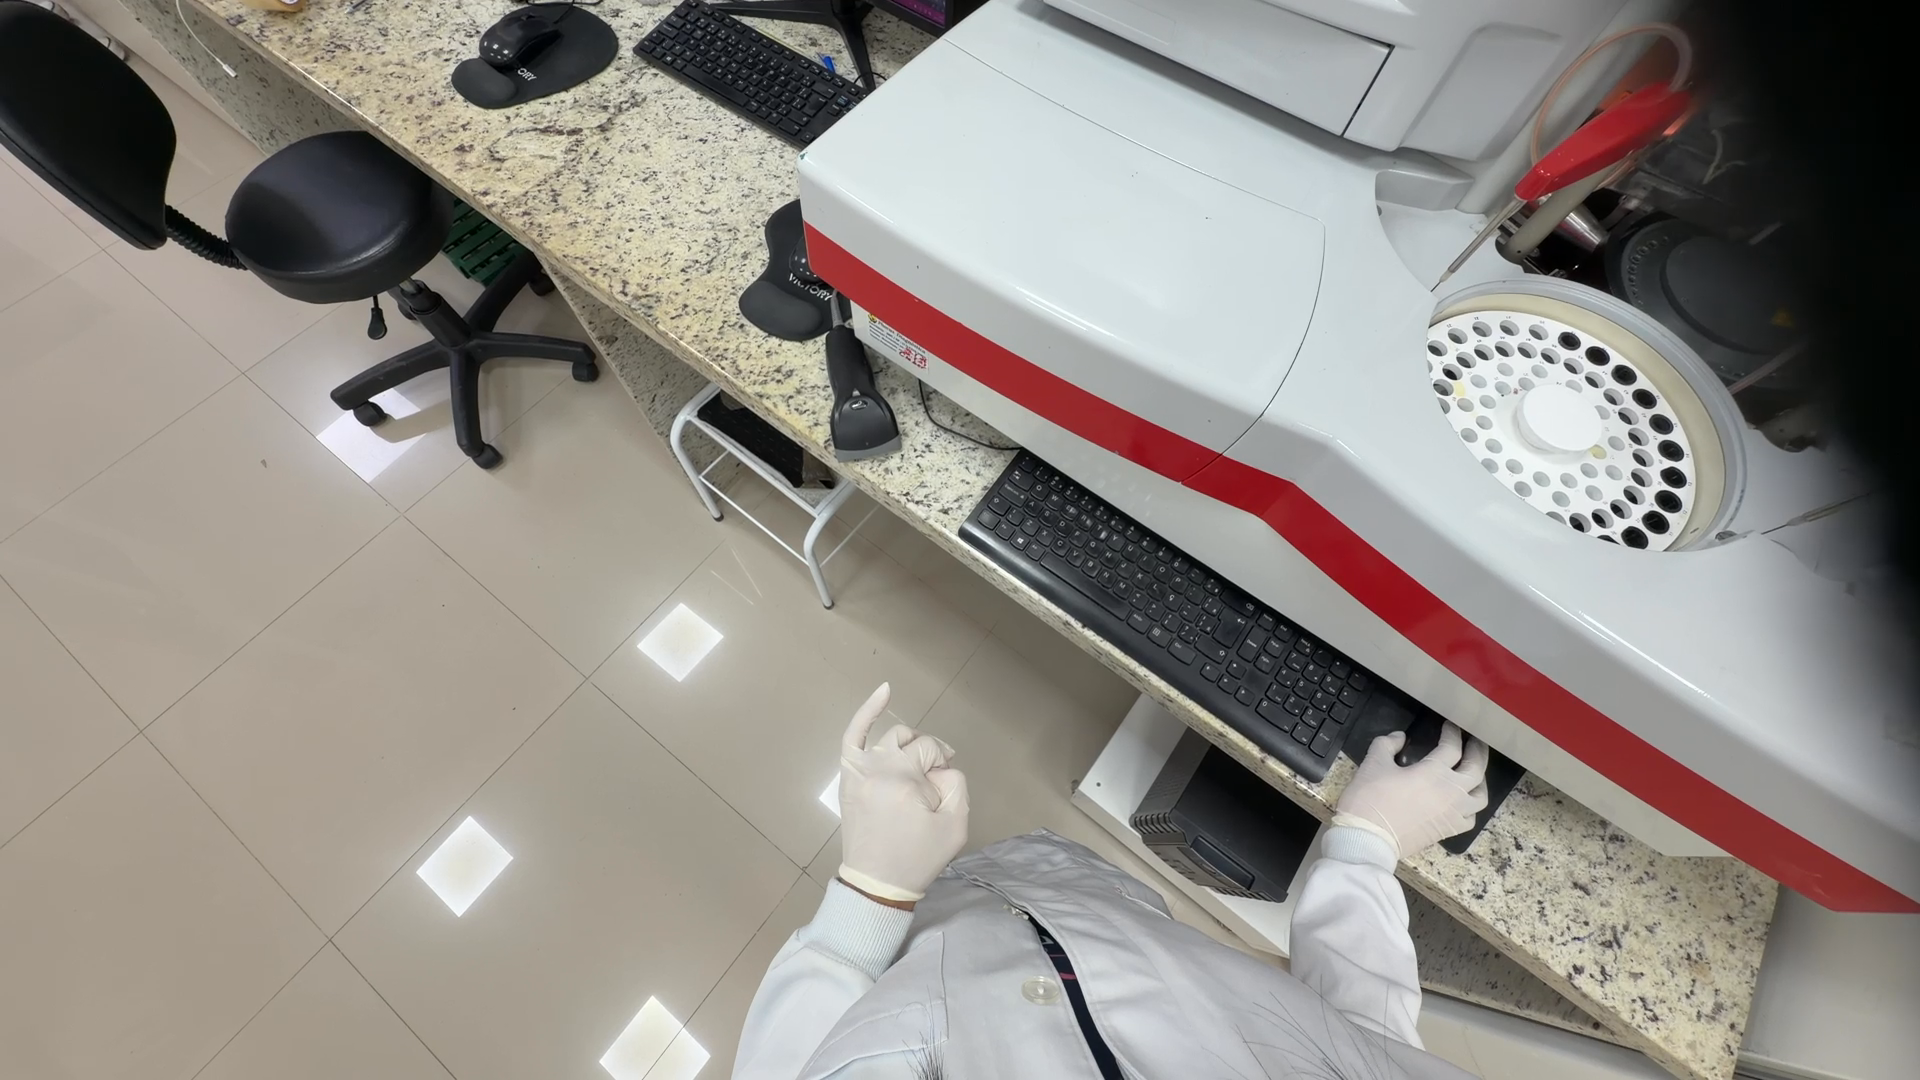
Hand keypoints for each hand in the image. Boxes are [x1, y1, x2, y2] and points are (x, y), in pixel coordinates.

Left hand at [835, 683, 968, 902]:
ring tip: (919, 762)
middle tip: (935, 785)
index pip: (931, 752)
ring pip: (891, 738)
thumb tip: (941, 768)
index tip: (943, 791)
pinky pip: (853, 733)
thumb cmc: (916, 858)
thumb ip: (956, 785)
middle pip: (913, 744)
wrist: (877, 884)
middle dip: (930, 759)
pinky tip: (884, 690)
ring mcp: (858, 769)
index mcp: (902, 779)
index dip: (943, 767)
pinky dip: (868, 711)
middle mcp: (877, 767)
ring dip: (910, 744)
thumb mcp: (954, 826)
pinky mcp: (848, 775)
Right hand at [1334, 722, 1488, 858]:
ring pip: (1481, 795)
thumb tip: (1399, 738)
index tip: (1451, 725)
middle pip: (1476, 768)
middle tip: (1475, 742)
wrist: (1370, 835)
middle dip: (1478, 752)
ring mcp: (1455, 813)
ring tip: (1474, 771)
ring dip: (1480, 780)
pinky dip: (1471, 806)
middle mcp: (1453, 791)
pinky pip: (1472, 816)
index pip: (1452, 747)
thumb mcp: (1373, 763)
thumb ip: (1387, 744)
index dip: (1452, 733)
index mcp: (1434, 772)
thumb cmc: (1371, 796)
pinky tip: (1463, 801)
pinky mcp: (1451, 829)